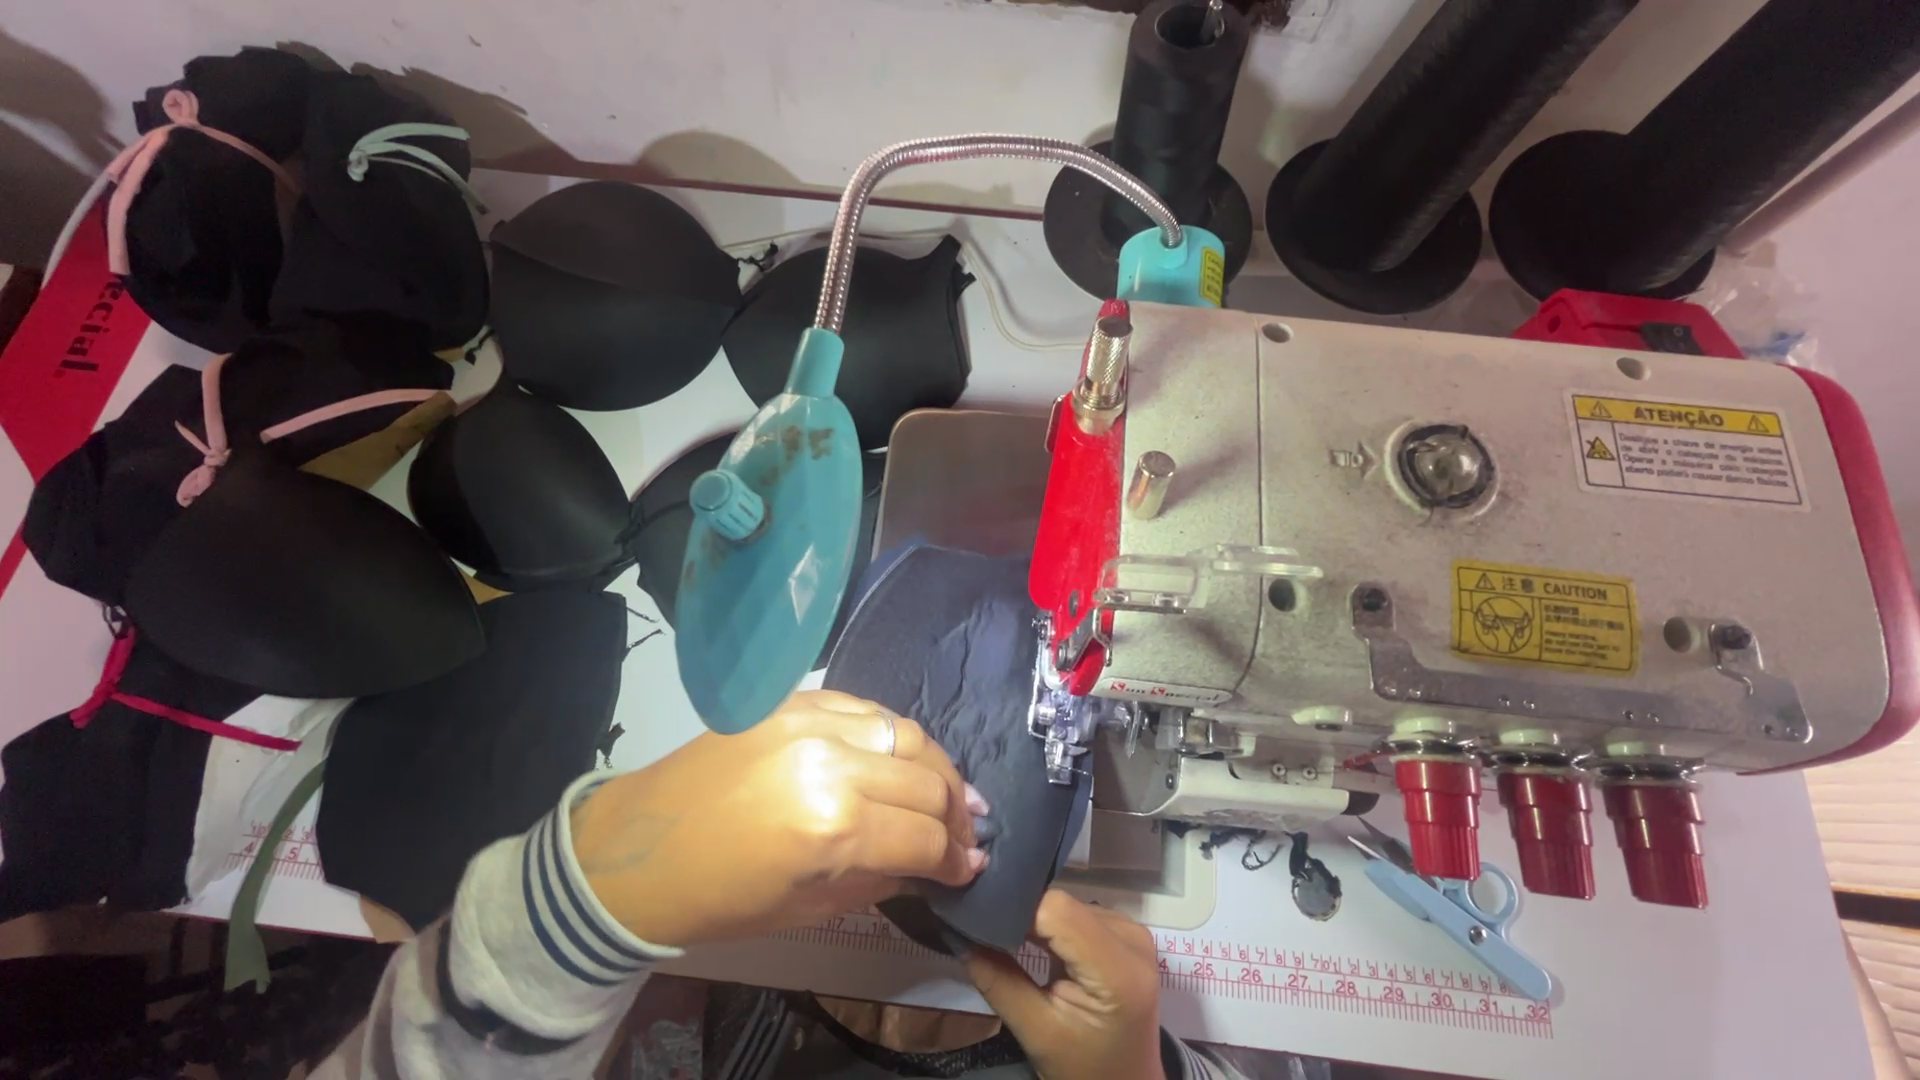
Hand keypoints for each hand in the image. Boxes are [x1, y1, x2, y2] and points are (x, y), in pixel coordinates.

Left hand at [569, 690, 987, 946]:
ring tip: (952, 792)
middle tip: (968, 835)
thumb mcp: (807, 908)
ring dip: (938, 766)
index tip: (969, 868)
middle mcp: (830, 762)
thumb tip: (934, 865)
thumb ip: (880, 879)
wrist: (638, 850)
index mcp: (831, 828)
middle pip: (926, 780)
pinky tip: (904, 755)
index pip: (923, 838)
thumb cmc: (718, 898)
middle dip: (957, 815)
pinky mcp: (793, 699)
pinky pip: (865, 707)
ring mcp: (810, 720)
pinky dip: (893, 733)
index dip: (955, 858)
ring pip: (905, 733)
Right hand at [966, 890, 1165, 1079]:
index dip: (1015, 908)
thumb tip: (961, 934)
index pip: (1056, 910)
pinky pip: (1077, 913)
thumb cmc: (1085, 1070)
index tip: (977, 918)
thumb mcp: (1037, 1033)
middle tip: (978, 925)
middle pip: (1062, 904)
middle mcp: (1131, 938)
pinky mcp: (1124, 933)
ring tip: (999, 932)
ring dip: (1033, 917)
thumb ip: (999, 982)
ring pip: (1066, 904)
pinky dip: (1049, 924)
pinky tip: (1028, 938)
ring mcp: (1131, 932)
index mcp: (1117, 969)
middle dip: (1019, 913)